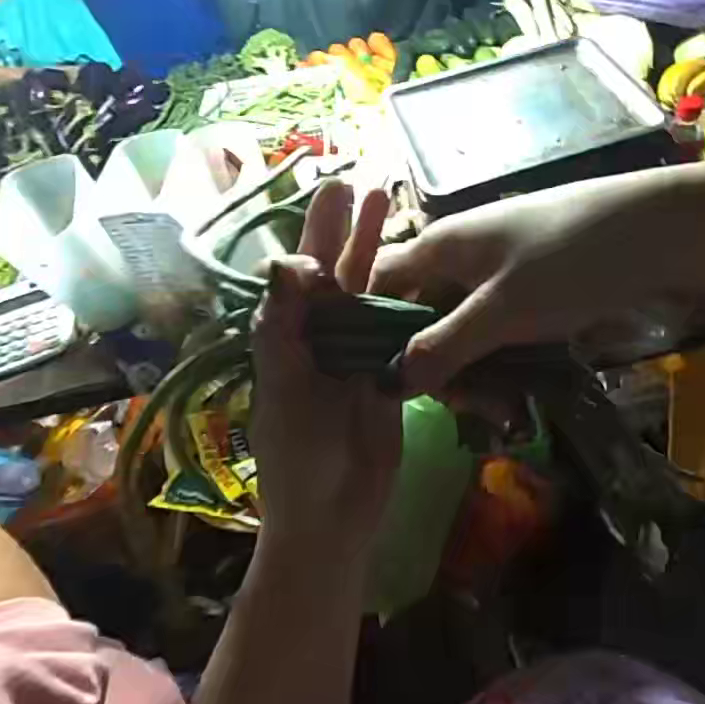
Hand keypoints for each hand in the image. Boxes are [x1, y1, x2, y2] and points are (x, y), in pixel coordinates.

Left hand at [251, 180, 402, 558]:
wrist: (335, 517)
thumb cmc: (299, 458)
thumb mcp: (284, 390)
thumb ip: (282, 328)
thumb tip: (281, 264)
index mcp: (289, 339)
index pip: (300, 278)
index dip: (314, 236)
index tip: (331, 199)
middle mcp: (320, 341)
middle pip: (335, 277)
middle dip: (345, 232)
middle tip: (359, 186)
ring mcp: (356, 357)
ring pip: (368, 297)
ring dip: (378, 255)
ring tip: (389, 208)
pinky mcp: (388, 375)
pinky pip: (396, 332)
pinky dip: (407, 301)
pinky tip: (423, 274)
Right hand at [369, 172, 680, 394]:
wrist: (661, 230)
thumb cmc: (568, 261)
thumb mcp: (501, 311)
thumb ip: (443, 347)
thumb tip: (388, 383)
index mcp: (439, 246)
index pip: (378, 282)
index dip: (370, 328)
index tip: (384, 378)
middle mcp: (459, 254)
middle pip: (421, 313)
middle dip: (435, 364)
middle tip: (467, 407)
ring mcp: (497, 269)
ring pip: (461, 326)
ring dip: (473, 369)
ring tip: (504, 409)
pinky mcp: (529, 286)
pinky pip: (496, 326)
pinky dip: (501, 358)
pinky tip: (520, 389)